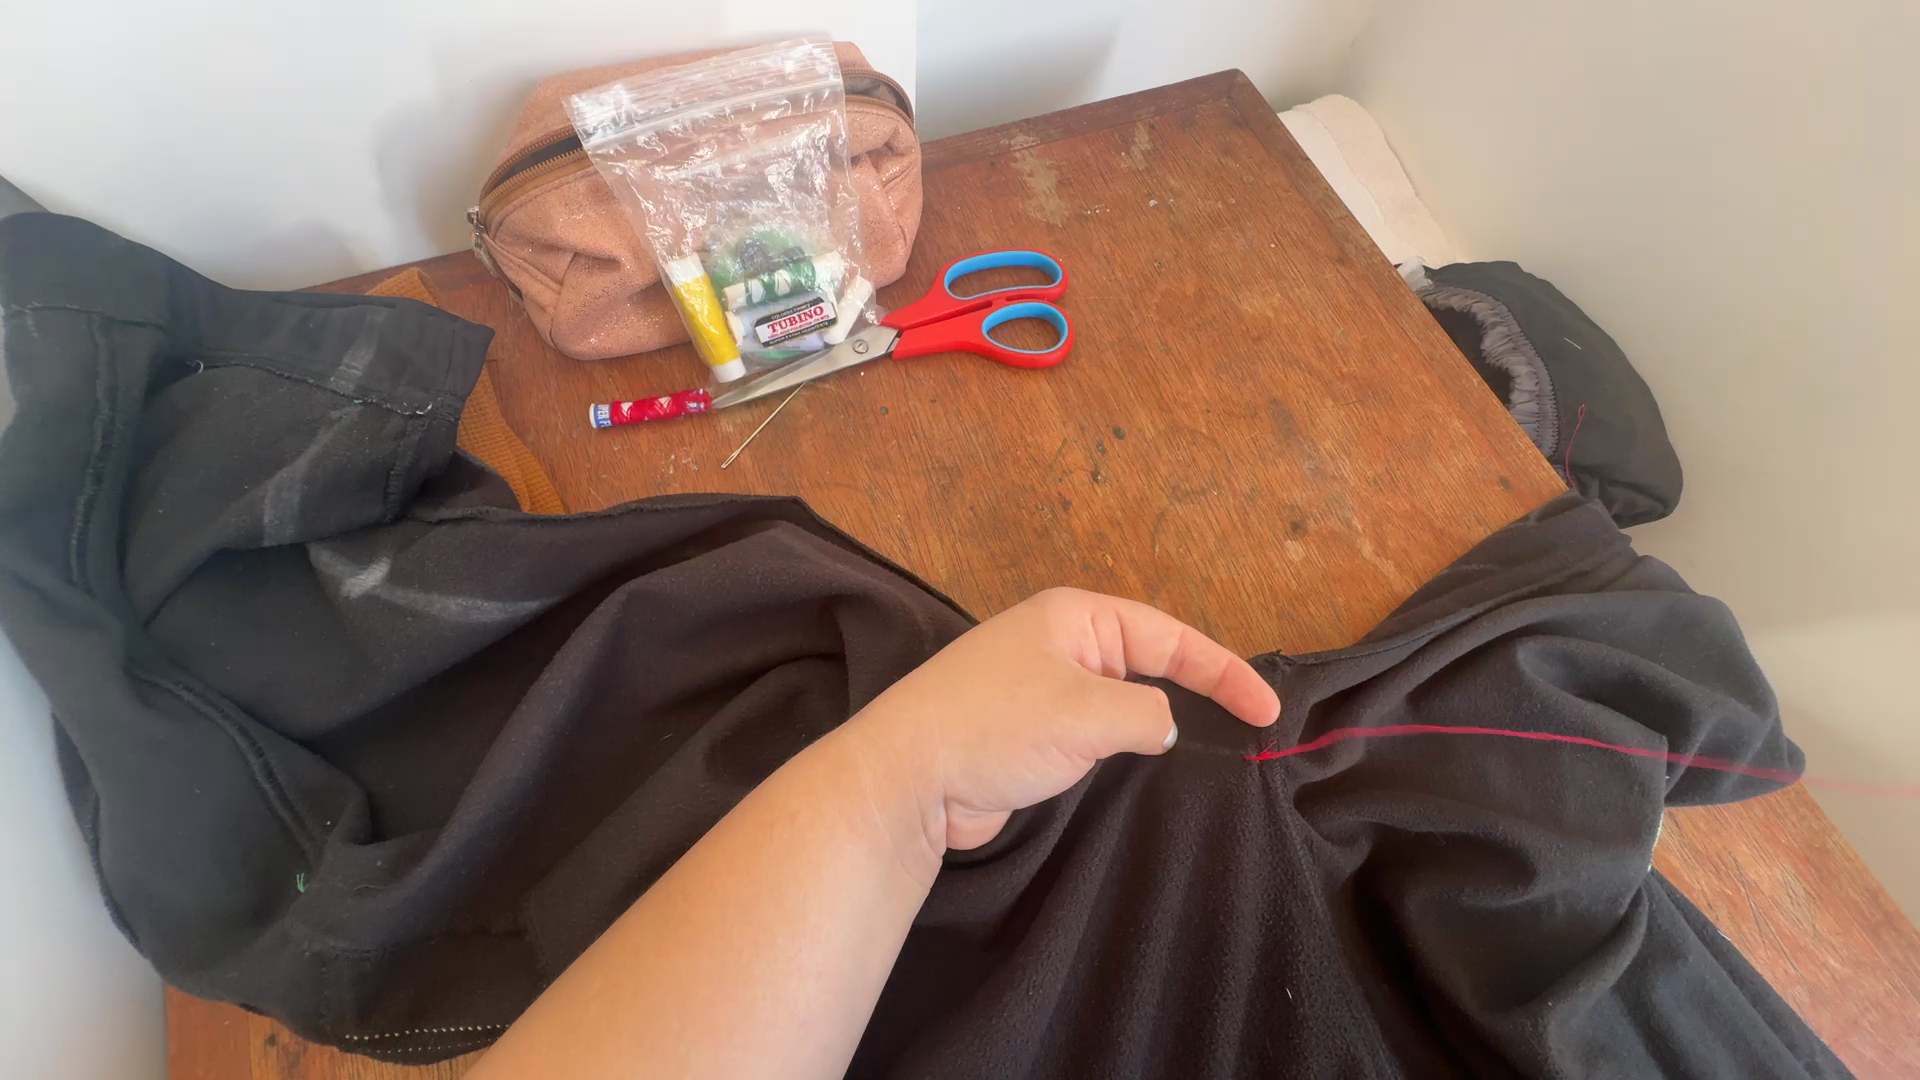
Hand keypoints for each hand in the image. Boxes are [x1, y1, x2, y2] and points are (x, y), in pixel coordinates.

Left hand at [843, 588, 1280, 854]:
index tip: (1269, 710)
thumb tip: (1162, 725)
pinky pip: (1092, 729)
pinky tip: (1141, 767)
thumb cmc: (998, 725)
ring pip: (1118, 699)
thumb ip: (1145, 715)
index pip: (1167, 636)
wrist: (911, 774)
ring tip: (1203, 752)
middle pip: (1146, 662)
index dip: (1223, 671)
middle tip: (1247, 731)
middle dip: (1194, 690)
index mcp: (1075, 617)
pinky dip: (1120, 745)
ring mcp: (1042, 685)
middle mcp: (1060, 643)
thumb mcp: (1085, 712)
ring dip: (1153, 722)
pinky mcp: (1030, 728)